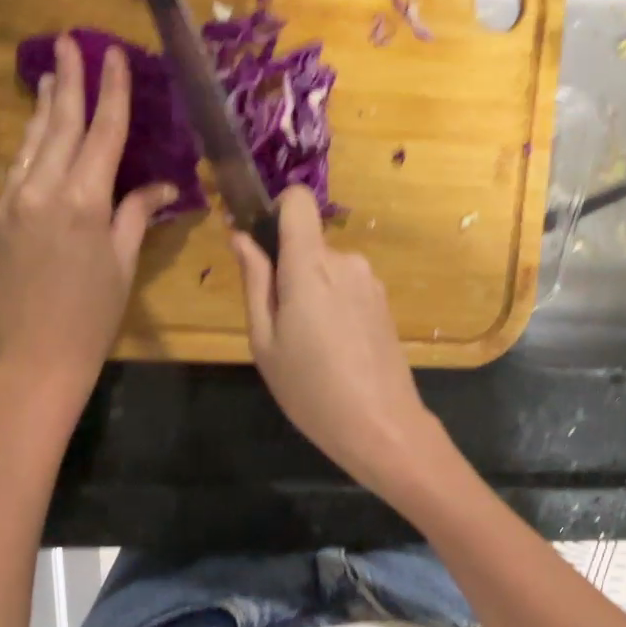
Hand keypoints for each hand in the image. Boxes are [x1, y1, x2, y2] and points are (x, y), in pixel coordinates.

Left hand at [0, 36, 177, 392]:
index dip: (113, 94)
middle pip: (61, 124)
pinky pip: (17, 168)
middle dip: (71, 83)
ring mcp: (13, 199)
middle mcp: (44, 189)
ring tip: (53, 79)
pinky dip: (31, 146)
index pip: (103, 134)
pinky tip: (37, 136)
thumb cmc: (93, 318)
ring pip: (33, 142)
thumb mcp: (122, 265)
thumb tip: (160, 186)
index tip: (116, 58)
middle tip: (74, 46)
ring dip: (45, 108)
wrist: (37, 355)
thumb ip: (135, 216)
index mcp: (84, 202)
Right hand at [232, 187, 444, 493]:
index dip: (275, 212)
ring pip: (329, 270)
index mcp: (310, 265)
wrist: (381, 426)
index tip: (261, 247)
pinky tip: (335, 352)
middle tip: (281, 326)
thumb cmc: (311, 390)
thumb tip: (241, 238)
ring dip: (314, 294)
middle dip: (290, 271)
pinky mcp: (384, 304)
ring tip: (310, 347)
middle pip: (309, 243)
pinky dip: (335, 309)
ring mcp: (370, 282)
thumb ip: (255, 283)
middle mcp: (345, 261)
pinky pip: (348, 290)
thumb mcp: (266, 343)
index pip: (297, 200)